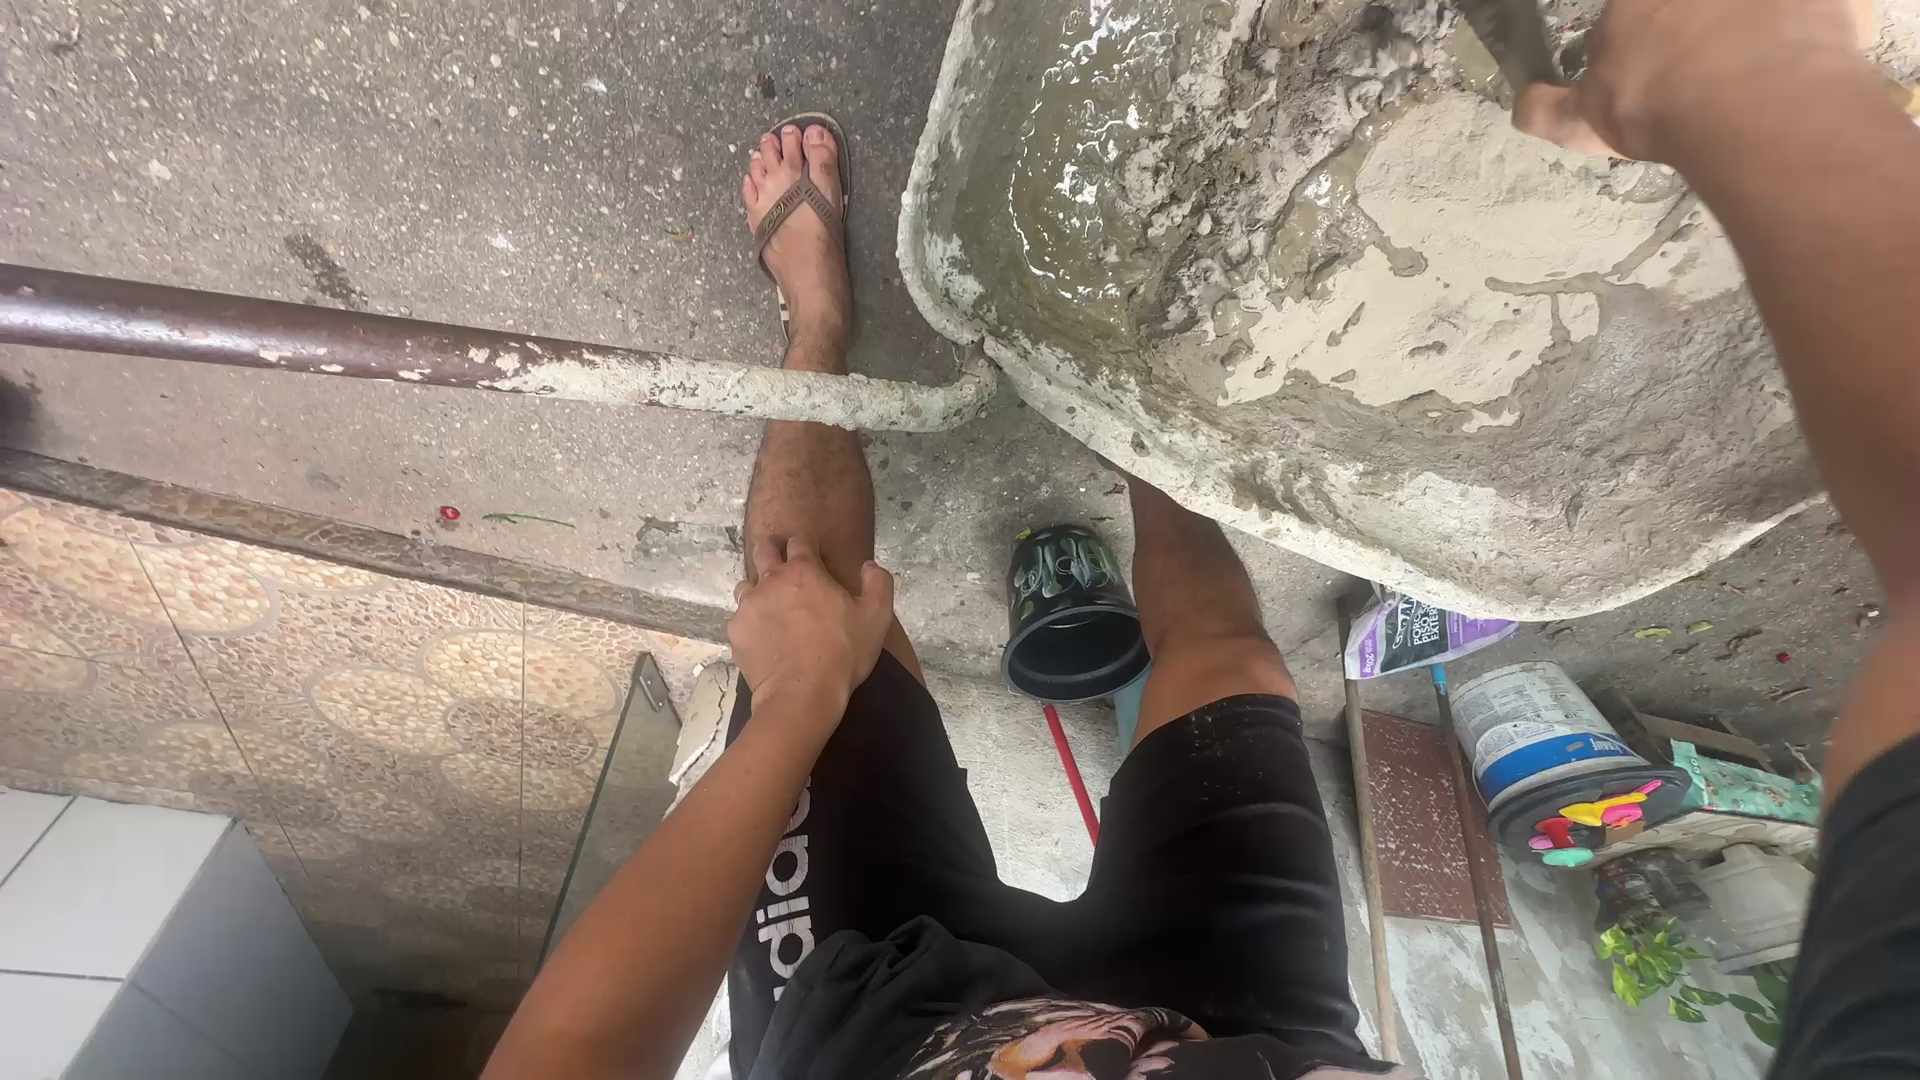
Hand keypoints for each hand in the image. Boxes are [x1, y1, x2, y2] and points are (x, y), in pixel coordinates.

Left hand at [727, 535, 894, 714]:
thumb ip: (878, 582)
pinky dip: (751, 622)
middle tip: (781, 562)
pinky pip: (741, 618)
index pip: (800, 540)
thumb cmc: (843, 653)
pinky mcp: (736, 631)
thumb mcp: (877, 616)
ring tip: (771, 607)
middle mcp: (771, 580)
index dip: (806, 543)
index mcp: (805, 571)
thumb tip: (869, 566)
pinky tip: (764, 638)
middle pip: (763, 550)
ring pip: (747, 584)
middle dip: (771, 549)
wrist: (802, 694)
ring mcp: (749, 605)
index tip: (812, 552)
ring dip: (759, 589)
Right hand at [1512, 0, 1874, 159]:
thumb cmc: (1654, 106)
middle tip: (1686, 61)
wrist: (1755, 103)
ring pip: (1739, 10)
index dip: (1628, 31)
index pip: (1624, 12)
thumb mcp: (1576, 122)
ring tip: (1736, 59)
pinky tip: (1783, 56)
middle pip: (1683, 10)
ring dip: (1736, 23)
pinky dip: (1793, 21)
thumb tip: (1522, 100)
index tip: (1632, 56)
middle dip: (1684, 26)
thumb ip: (1539, 110)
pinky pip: (1800, 9)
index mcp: (1633, 2)